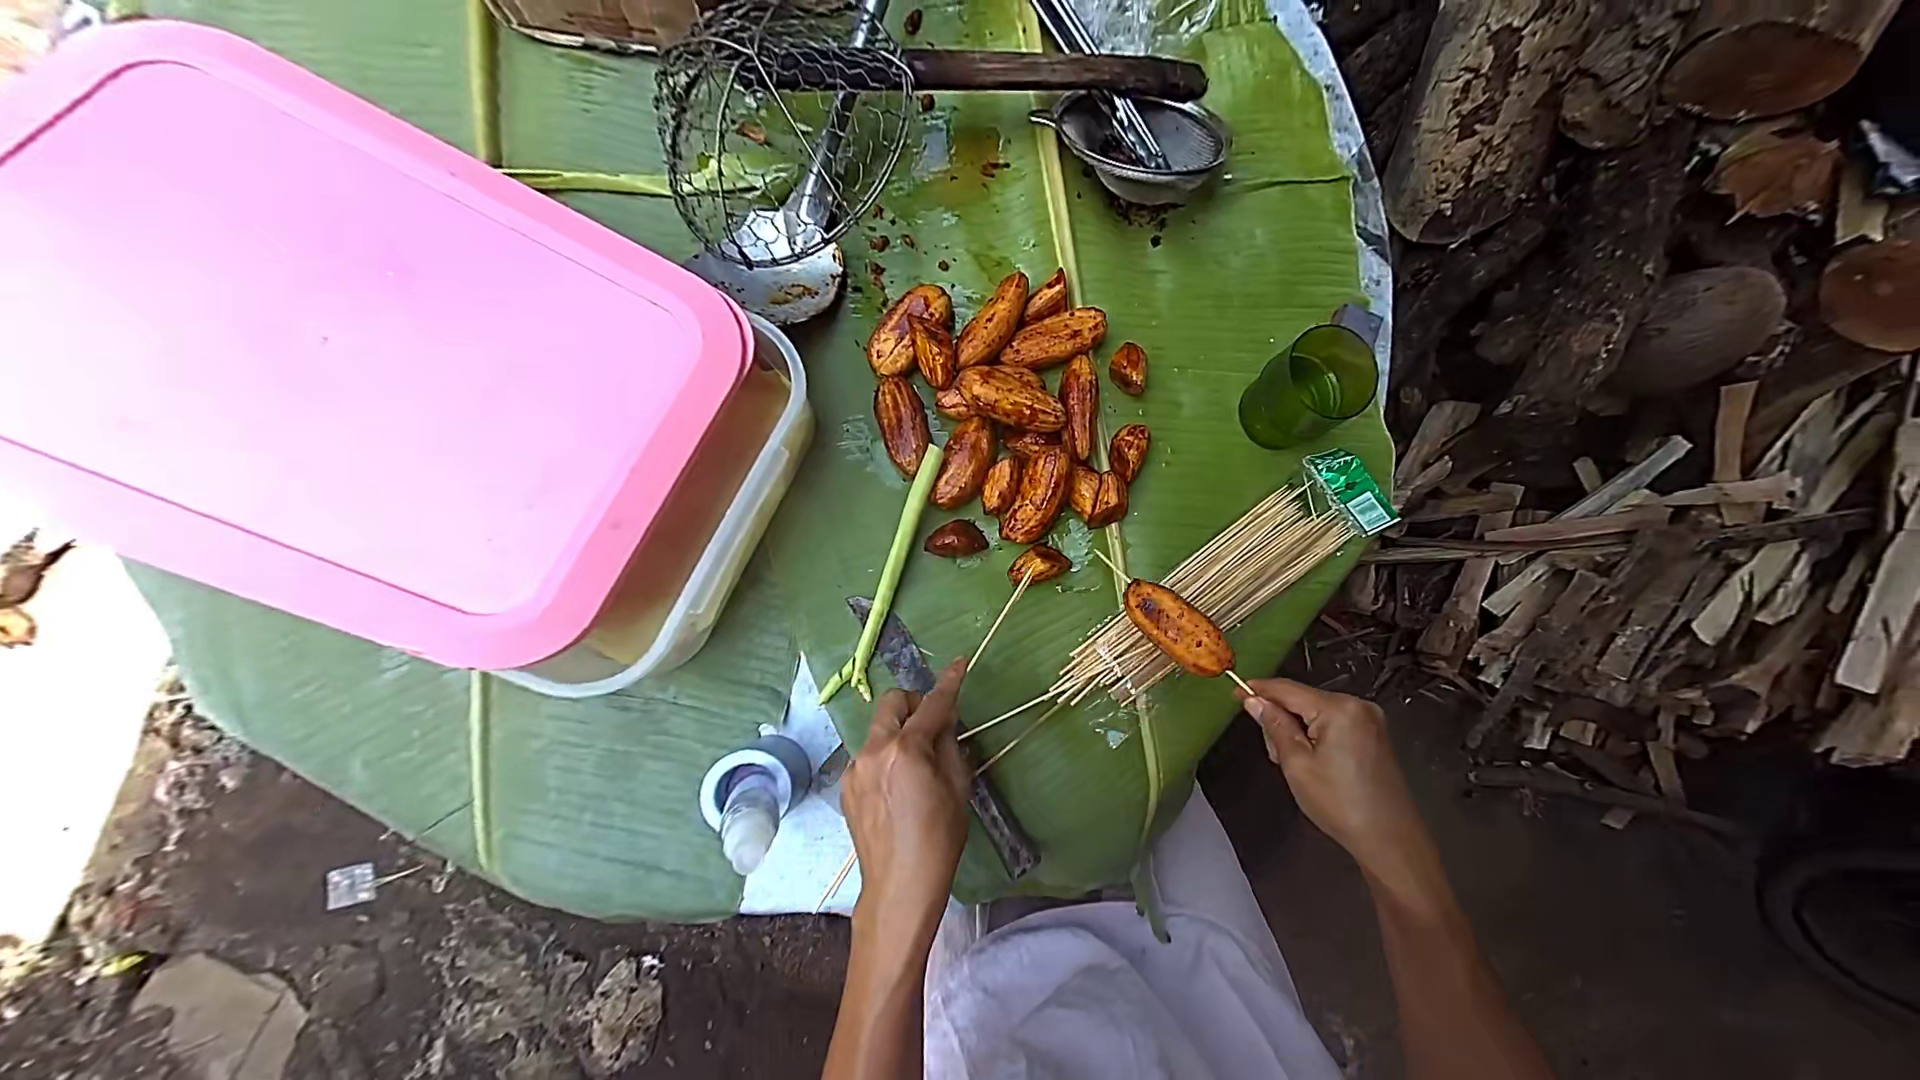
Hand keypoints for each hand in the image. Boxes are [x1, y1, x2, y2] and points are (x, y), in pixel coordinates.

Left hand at [842, 658, 971, 931]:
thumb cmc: (939, 840)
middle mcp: (874, 750)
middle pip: (892, 703)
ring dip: (899, 732)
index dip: (949, 683)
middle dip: (914, 704)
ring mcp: (855, 767)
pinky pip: (869, 755)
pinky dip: (886, 756)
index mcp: (906, 749)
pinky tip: (898, 787)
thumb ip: (949, 745)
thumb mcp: (957, 788)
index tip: (959, 664)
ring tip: (916, 766)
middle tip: (933, 726)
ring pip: (879, 729)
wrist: (899, 886)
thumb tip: (944, 720)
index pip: (932, 705)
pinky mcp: (846, 785)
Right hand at [1233, 677, 1444, 908]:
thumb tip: (1253, 700)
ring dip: (1296, 731)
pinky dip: (1314, 735)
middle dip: (1280, 720)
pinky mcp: (1373, 735)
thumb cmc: (1340, 804)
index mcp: (1339, 709)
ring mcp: (1369, 720)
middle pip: (1301, 699)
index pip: (1287, 689)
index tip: (1234, 693)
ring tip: (1297, 766)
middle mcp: (1358, 705)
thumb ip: (1274, 725)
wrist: (1391, 841)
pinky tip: (1314, 762)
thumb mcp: (1296, 764)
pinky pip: (1332, 723)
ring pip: (1314, 712)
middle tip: (1277, 756)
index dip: (1257, 690)